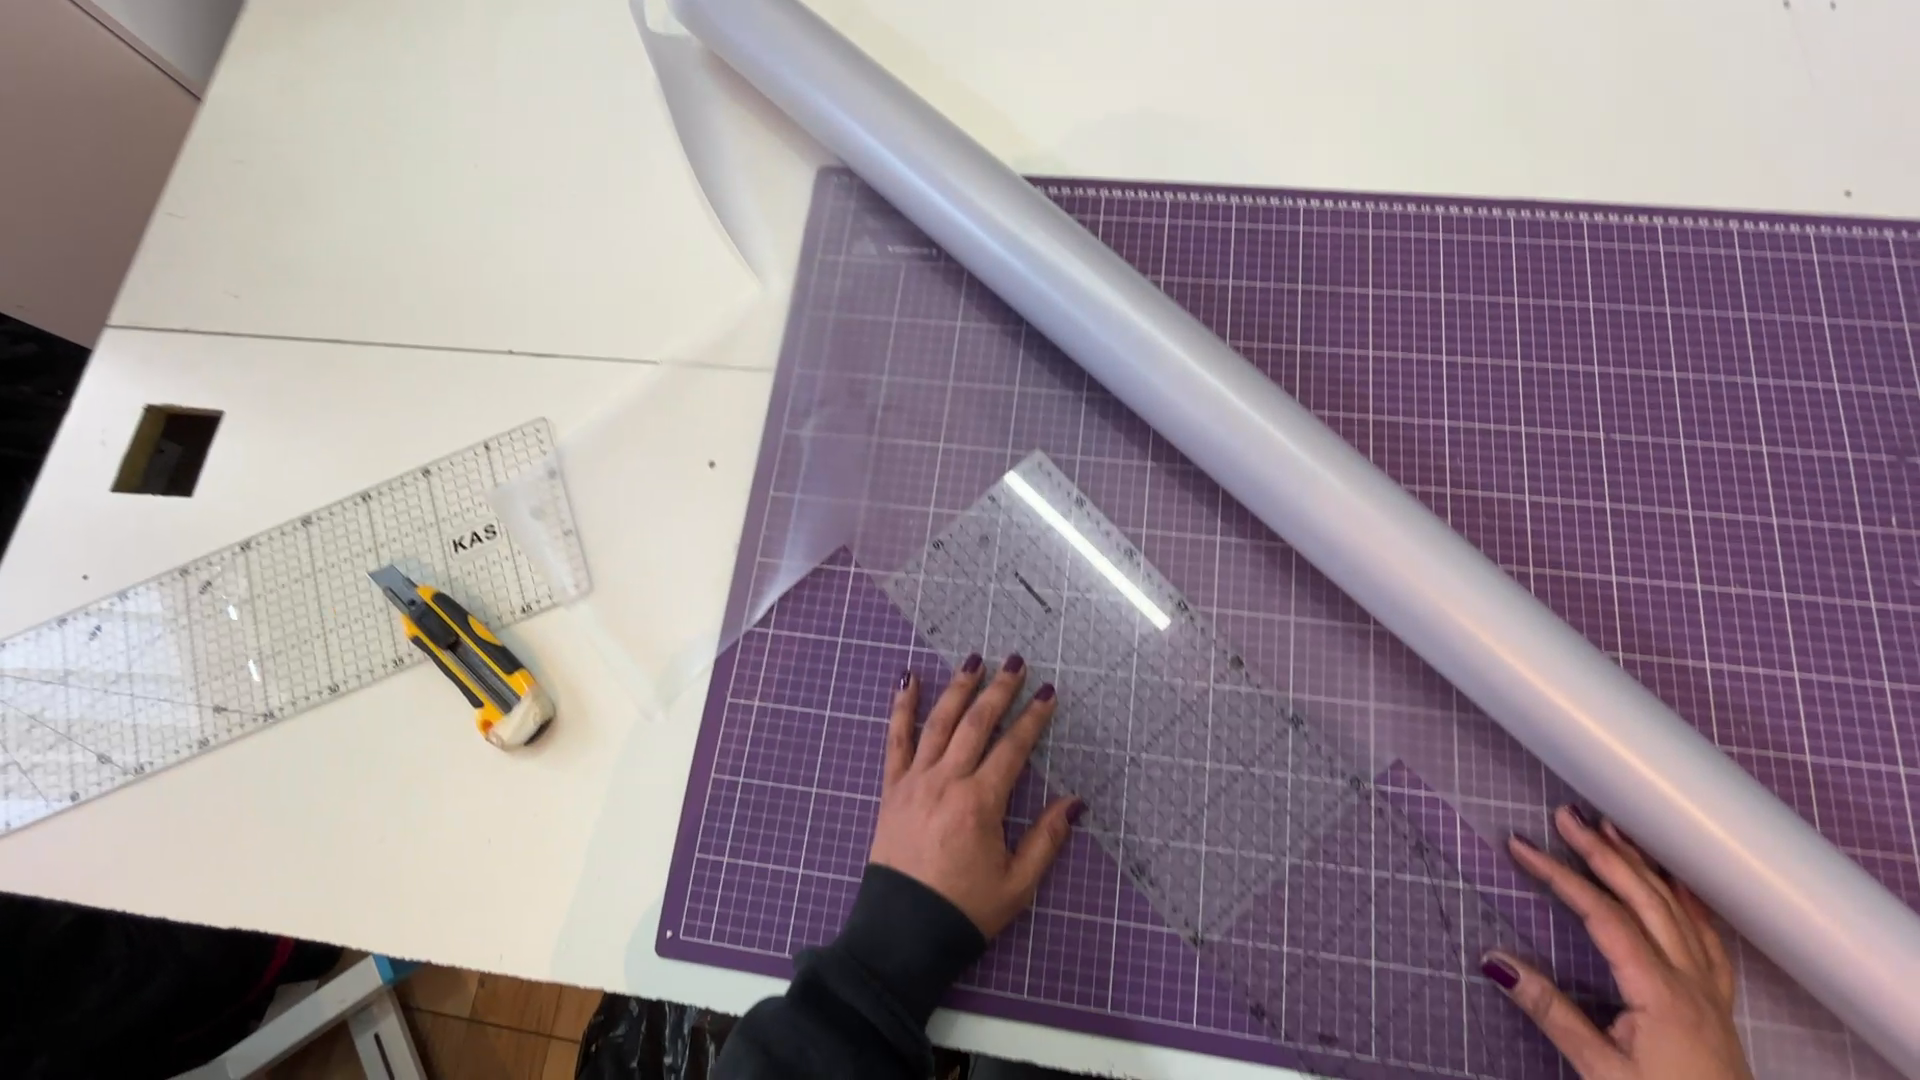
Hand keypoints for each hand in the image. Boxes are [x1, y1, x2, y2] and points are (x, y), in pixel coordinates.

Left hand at [869, 655, 1082, 936]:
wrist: (901, 936)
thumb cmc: (964, 912)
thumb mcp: (1017, 885)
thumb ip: (1046, 839)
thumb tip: (1074, 802)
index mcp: (980, 803)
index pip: (1012, 748)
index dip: (1033, 718)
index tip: (1047, 692)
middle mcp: (946, 782)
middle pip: (976, 724)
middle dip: (999, 690)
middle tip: (1015, 662)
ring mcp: (914, 782)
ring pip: (939, 723)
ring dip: (958, 688)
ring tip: (974, 659)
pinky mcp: (892, 790)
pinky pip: (895, 741)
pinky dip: (902, 708)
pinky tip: (907, 680)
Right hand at [1484, 805, 1751, 1079]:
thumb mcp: (1600, 1071)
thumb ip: (1550, 1011)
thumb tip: (1492, 959)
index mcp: (1662, 994)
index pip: (1604, 915)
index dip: (1560, 875)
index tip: (1520, 846)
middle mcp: (1692, 983)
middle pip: (1647, 900)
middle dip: (1604, 853)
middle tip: (1567, 816)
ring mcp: (1711, 992)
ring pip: (1680, 911)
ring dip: (1644, 866)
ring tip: (1613, 831)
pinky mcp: (1717, 1005)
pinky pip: (1708, 938)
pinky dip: (1687, 901)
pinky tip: (1672, 885)